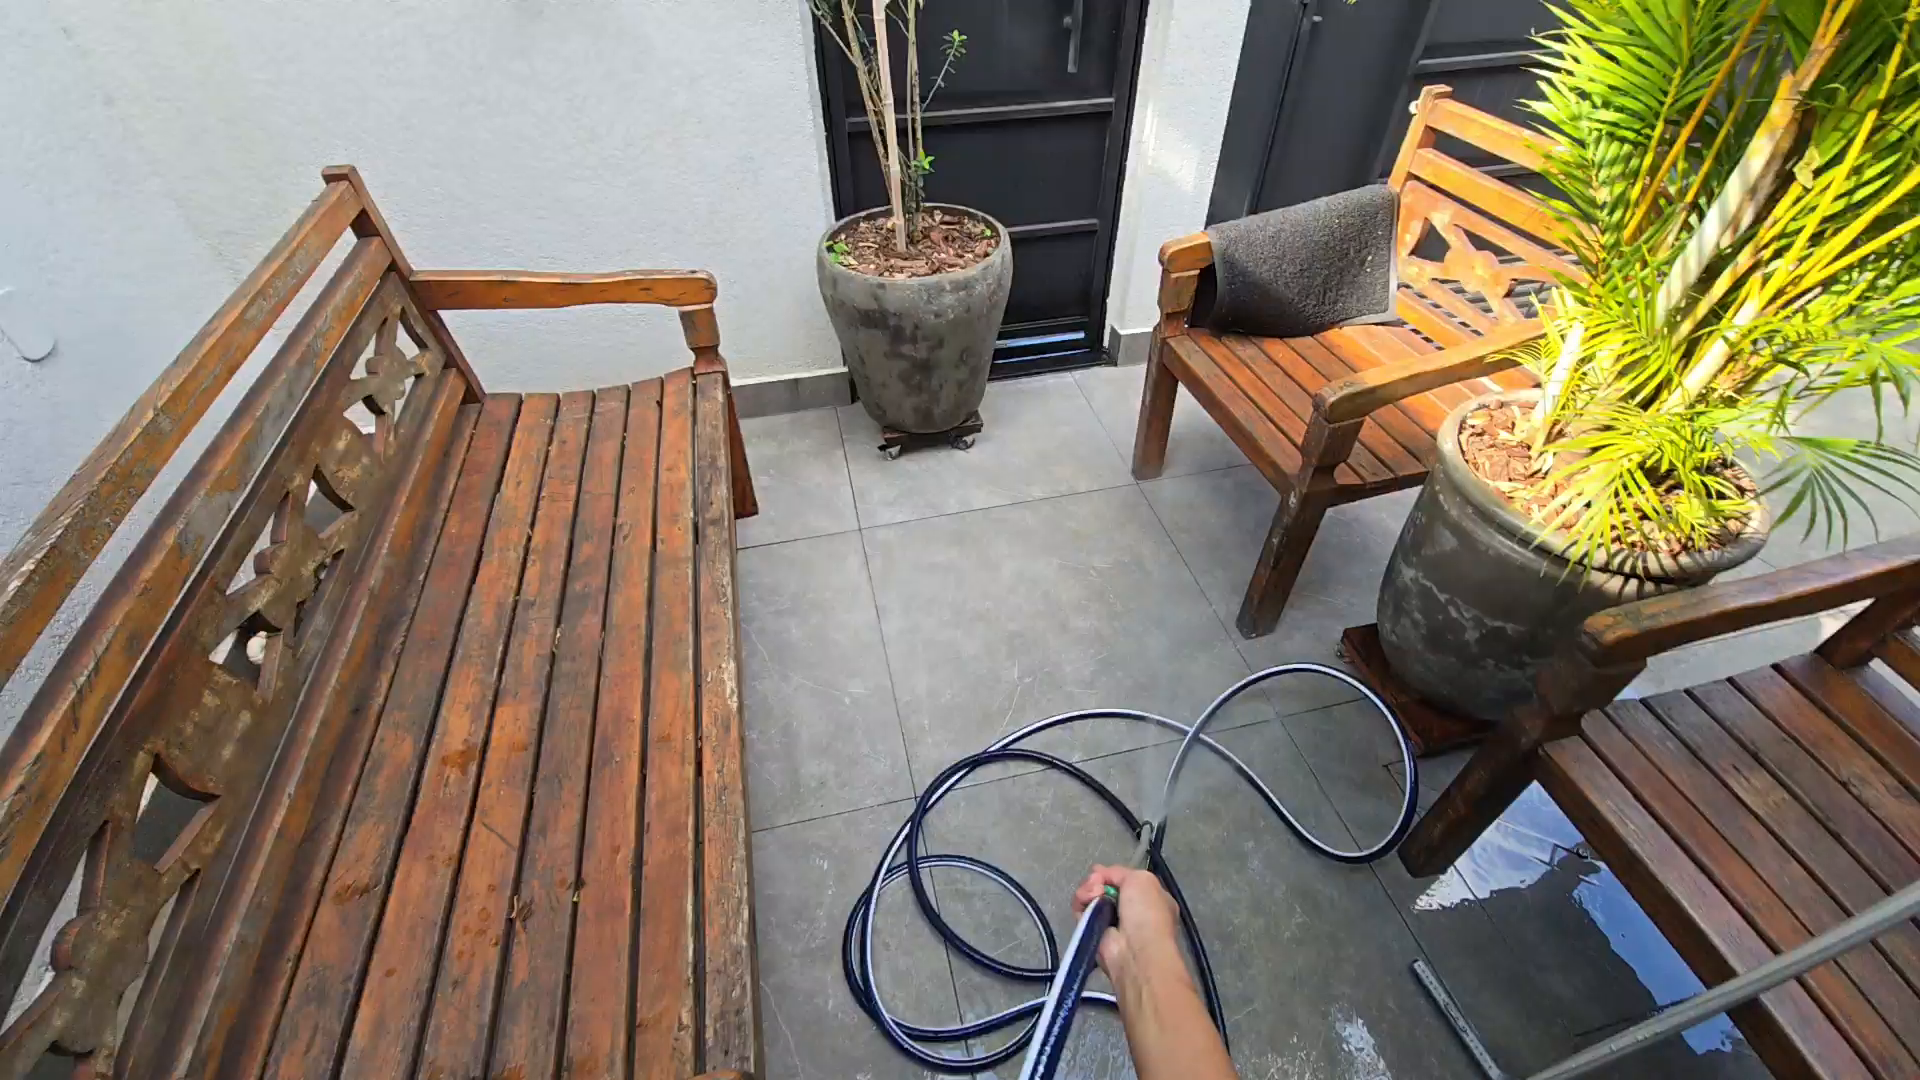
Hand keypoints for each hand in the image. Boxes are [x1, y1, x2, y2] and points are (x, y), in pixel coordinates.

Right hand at [1072, 865, 1185, 988]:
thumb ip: (1119, 871)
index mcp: (1149, 899)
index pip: (1125, 880)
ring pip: (1091, 898)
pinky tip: (1086, 904)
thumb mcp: (1141, 879)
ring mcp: (1111, 923)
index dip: (1111, 874)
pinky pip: (1081, 912)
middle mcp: (1131, 911)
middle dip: (1097, 881)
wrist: (1136, 951)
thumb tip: (1100, 873)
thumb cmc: (1146, 913)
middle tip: (1096, 883)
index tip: (1101, 872)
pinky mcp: (1093, 933)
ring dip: (1088, 891)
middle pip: (1104, 887)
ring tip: (1093, 894)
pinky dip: (1080, 905)